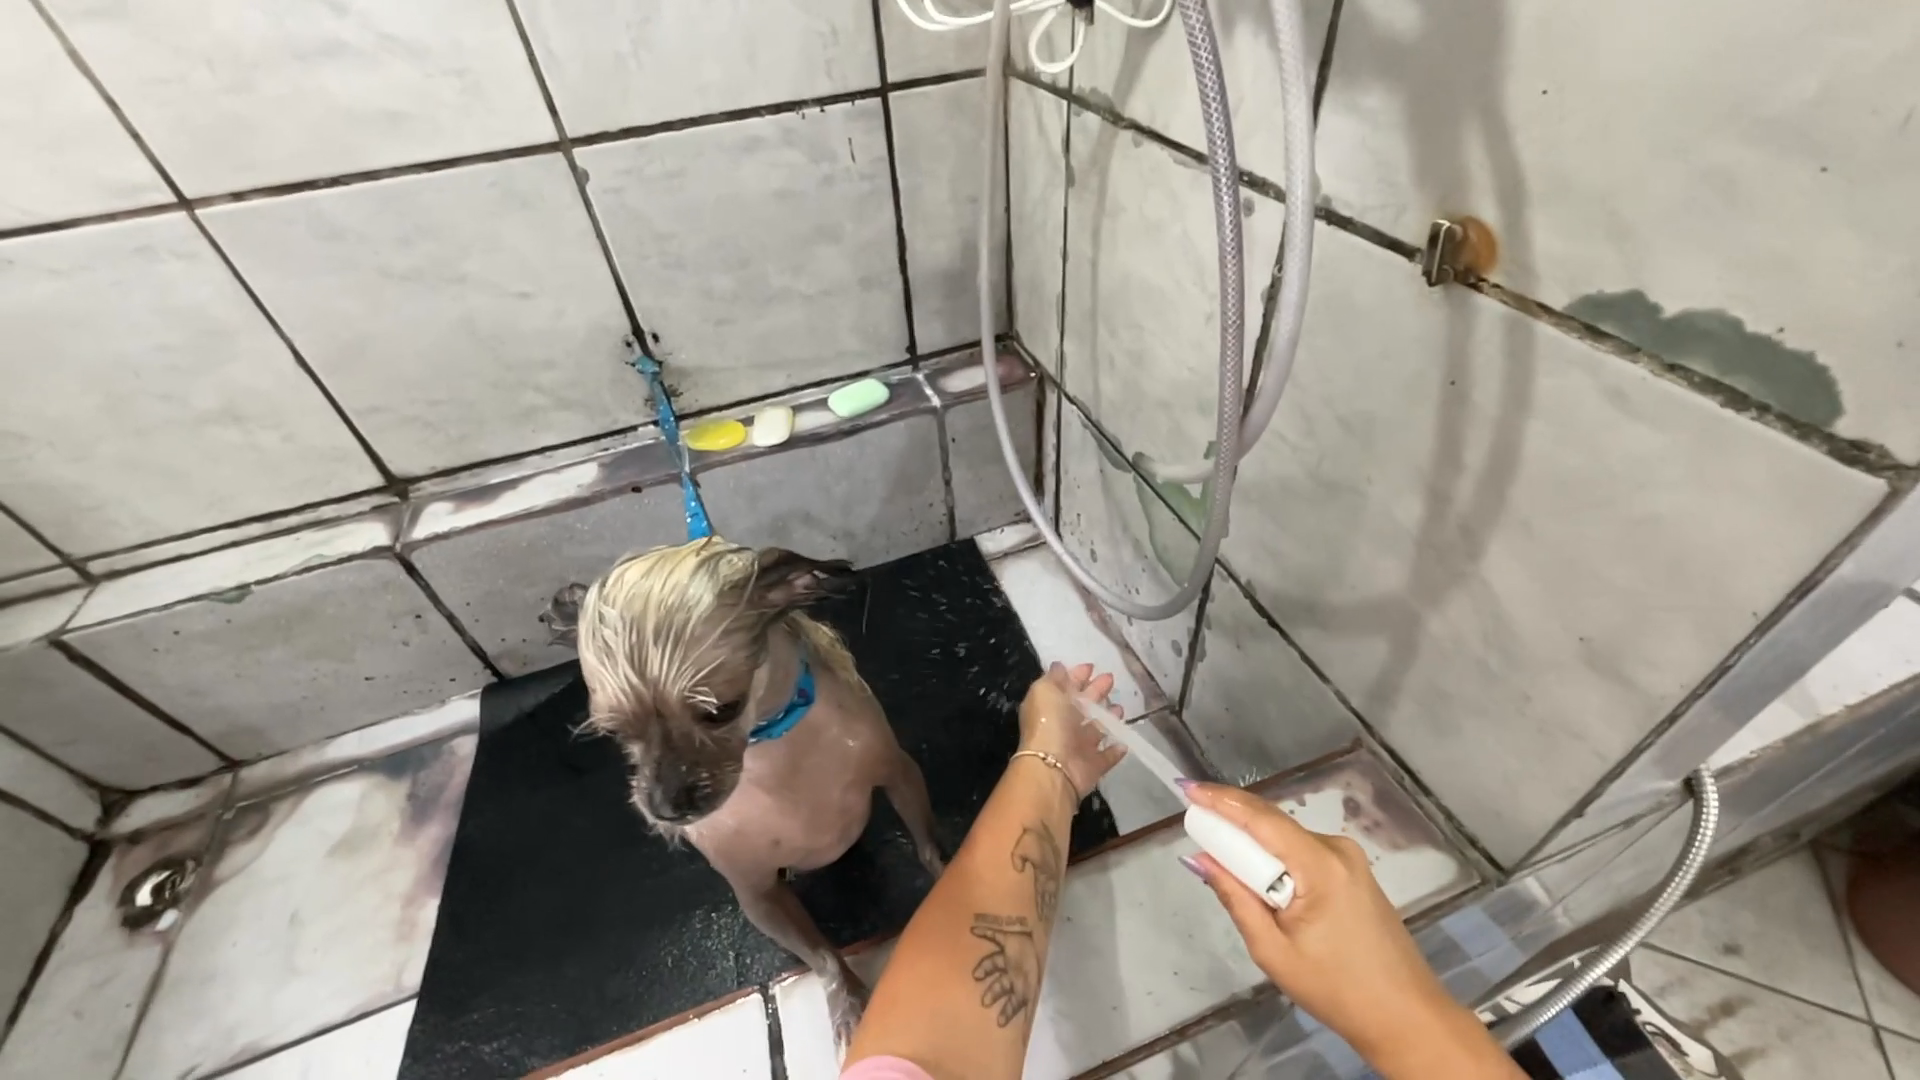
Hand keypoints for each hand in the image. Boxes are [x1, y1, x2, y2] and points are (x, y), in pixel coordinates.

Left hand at [1016, 662, 1126, 798]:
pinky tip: (1124, 741)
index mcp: (1050, 706)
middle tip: (1110, 678)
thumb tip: (1059, 666)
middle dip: (1096, 691)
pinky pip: (1107, 756)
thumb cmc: (1049, 724)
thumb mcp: (1044, 691)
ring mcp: (1079, 747)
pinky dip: (1115, 749)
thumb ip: (1053, 678)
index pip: (1065, 687)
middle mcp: (1063, 726)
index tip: (1091, 666)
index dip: (1077, 676)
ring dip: (1107, 718)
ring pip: (1096, 729)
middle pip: (1083, 705)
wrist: (1053, 768)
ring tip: (1121, 707)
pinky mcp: (1093, 766)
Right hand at [1180, 783, 1456, 1063]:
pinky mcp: (1352, 870)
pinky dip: (1272, 854)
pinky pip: (1299, 849)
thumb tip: (1199, 858)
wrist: (1408, 1018)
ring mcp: (1348, 858)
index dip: (1221, 800)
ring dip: (1251, 840)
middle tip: (1192, 817)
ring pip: (1284, 835)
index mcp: (1320, 866)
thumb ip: (1234, 897)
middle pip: (1271, 821)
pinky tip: (1254, 870)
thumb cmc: (1337, 990)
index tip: (1187, 789)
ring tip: (1217, 847)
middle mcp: (1336, 849)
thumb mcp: (1273, 951)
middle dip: (1230, 817)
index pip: (1260, 819)